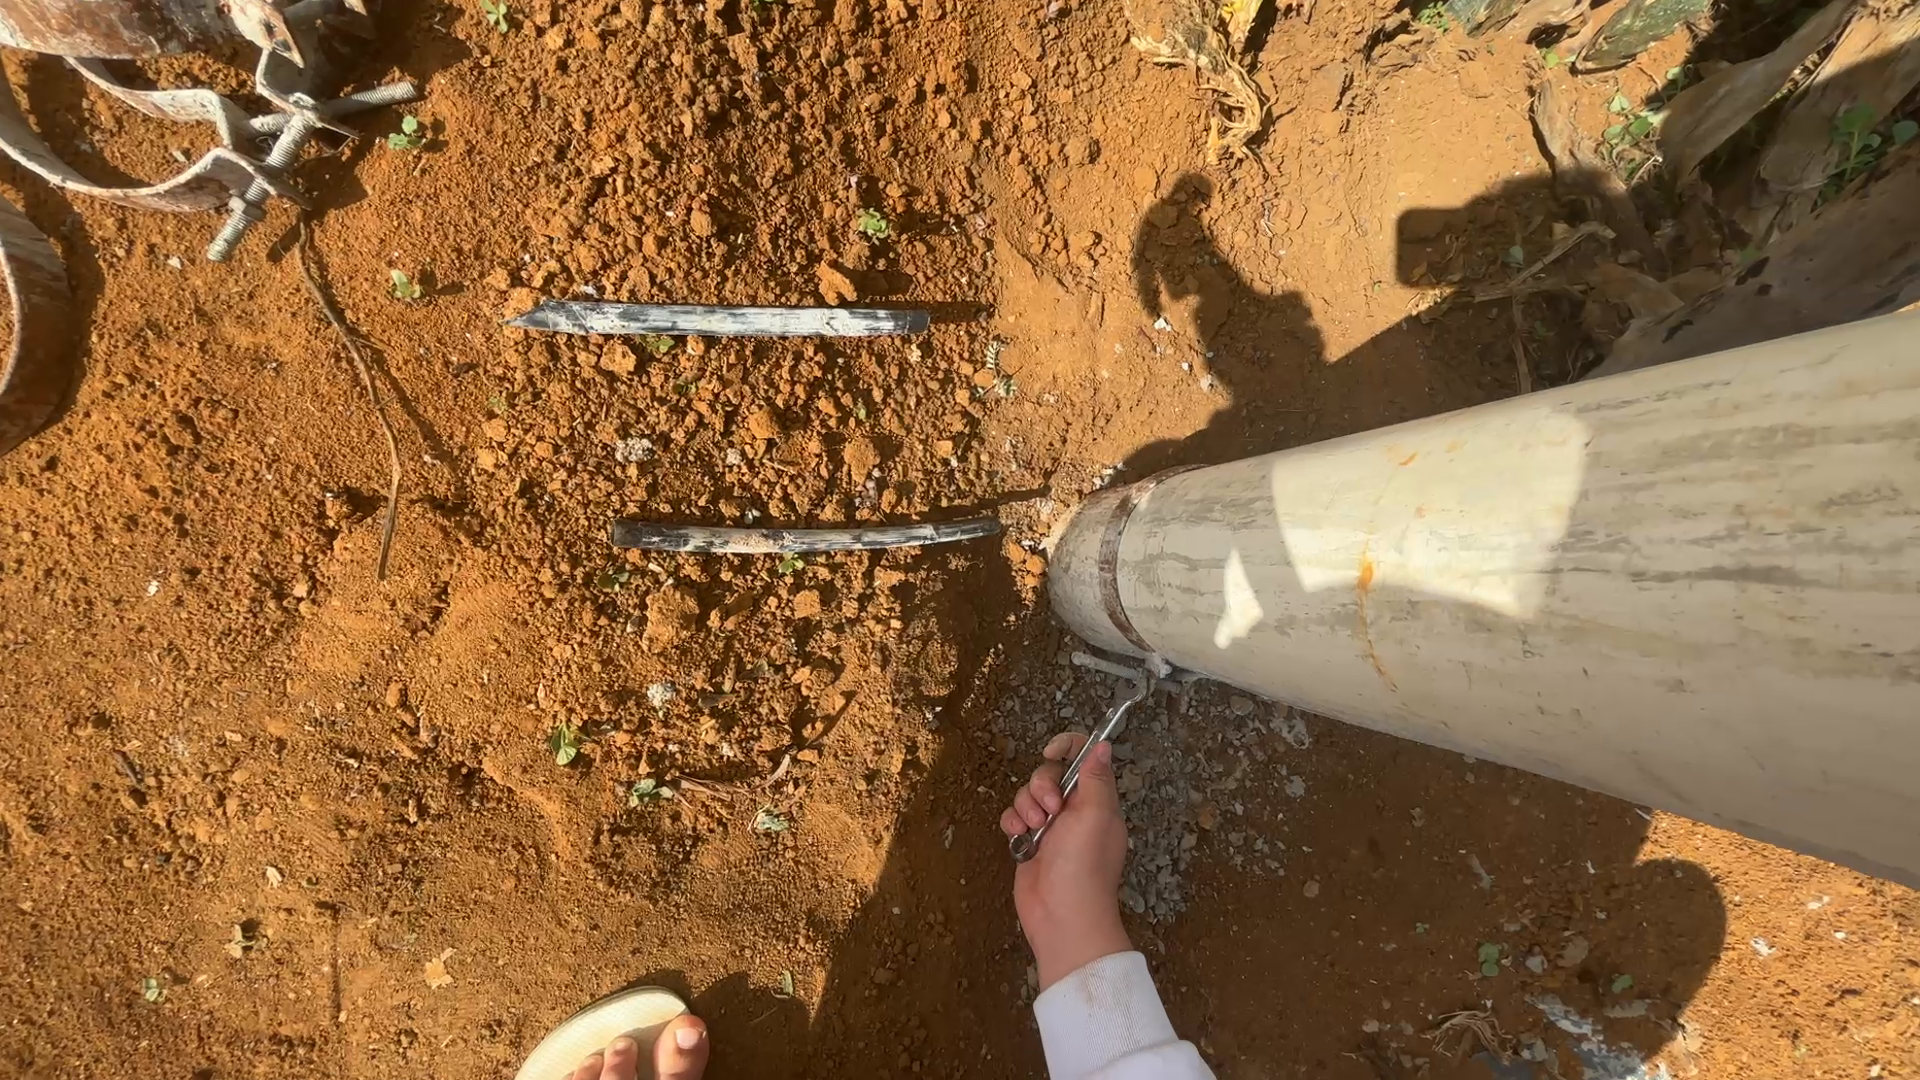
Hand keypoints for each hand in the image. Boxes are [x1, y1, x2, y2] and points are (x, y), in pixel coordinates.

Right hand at [1000, 732, 1131, 991]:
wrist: (1063, 917)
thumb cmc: (1084, 864)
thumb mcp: (1095, 816)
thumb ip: (1096, 778)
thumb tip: (1102, 744)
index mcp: (1097, 800)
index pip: (1084, 757)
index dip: (1068, 747)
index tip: (1051, 752)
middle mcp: (1075, 809)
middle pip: (1050, 773)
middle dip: (1042, 785)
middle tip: (1050, 810)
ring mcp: (1050, 826)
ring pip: (1029, 793)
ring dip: (1026, 805)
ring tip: (1033, 828)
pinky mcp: (1029, 841)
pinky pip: (1014, 816)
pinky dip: (1013, 822)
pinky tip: (1018, 836)